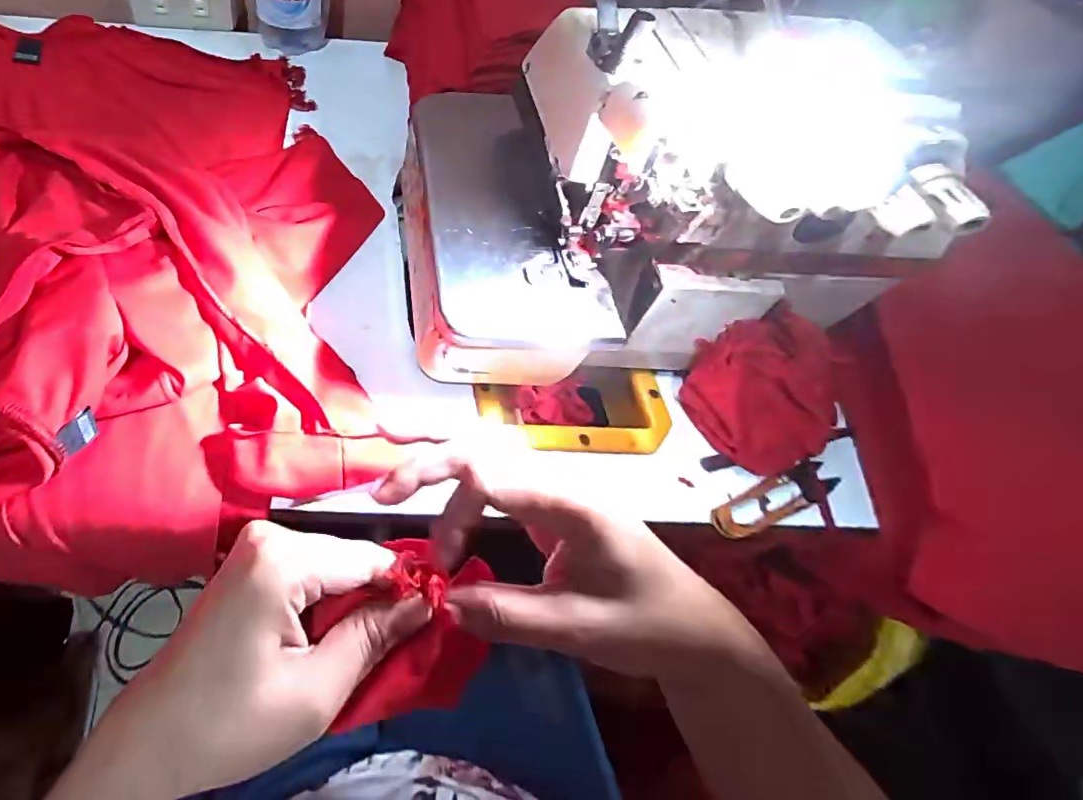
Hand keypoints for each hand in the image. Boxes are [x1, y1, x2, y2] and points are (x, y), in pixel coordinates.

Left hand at [52, 521, 431, 799]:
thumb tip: (422, 602)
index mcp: (282, 558)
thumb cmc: (231, 723)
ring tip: (361, 648)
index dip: (406, 588)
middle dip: (376, 598)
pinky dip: (325, 601)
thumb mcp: (315, 692)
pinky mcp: (250, 560)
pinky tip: (328, 636)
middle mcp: (269, 535)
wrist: (154, 736)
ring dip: (351, 603)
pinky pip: (307, 569)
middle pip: (348, 558)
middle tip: (395, 647)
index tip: (435, 618)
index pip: (369, 558)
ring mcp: (255, 544)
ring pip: (331, 564)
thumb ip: (373, 638)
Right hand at [374, 448, 775, 685]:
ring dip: (446, 498)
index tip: (409, 509)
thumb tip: (443, 603)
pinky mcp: (547, 507)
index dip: (450, 485)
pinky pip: (495, 491)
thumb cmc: (649, 625)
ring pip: (484, 470)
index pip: (500, 473)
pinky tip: (451, 540)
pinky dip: (462, 509)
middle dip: (430, 466)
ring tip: (432, 550)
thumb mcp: (578, 630)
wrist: (697, 629)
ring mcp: (553, 492)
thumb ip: (508, 615)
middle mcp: (559, 485)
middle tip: (384, 493)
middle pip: (484, 453)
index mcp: (575, 504)